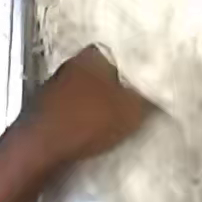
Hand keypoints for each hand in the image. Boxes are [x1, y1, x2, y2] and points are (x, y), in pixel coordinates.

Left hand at [24, 45, 150, 165]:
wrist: (39, 147)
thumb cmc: (87, 120)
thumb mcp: (130, 111)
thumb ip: (148, 99)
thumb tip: (162, 93)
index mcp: (92, 55)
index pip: (122, 54)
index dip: (137, 69)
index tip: (149, 84)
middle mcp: (73, 62)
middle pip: (105, 72)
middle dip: (120, 86)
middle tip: (138, 104)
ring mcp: (57, 84)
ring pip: (89, 90)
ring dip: (101, 103)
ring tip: (119, 121)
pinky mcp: (47, 107)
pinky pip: (76, 107)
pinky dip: (86, 116)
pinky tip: (95, 132)